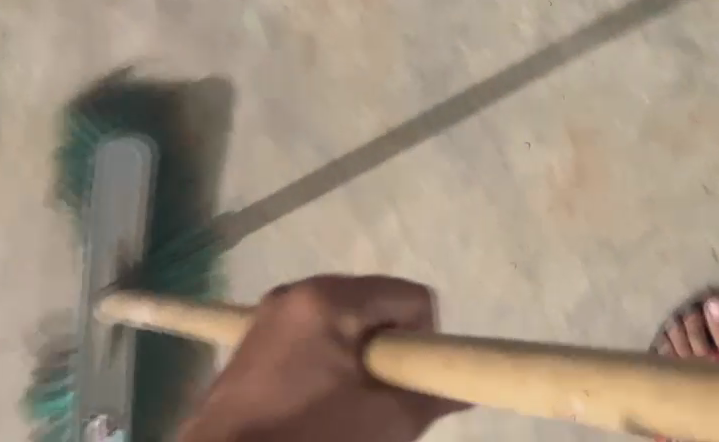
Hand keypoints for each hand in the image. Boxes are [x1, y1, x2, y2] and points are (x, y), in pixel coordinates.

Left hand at [180, 276, 463, 441]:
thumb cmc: (306, 439)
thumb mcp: (384, 422)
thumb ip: (433, 397)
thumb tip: (467, 392)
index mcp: (333, 298)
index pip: (413, 298)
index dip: (423, 339)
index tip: (407, 380)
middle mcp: (300, 291)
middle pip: (380, 303)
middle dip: (390, 344)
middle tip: (379, 391)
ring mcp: (270, 313)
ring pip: (349, 317)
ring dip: (360, 350)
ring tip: (347, 396)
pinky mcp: (252, 338)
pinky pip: (315, 330)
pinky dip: (329, 353)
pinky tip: (320, 392)